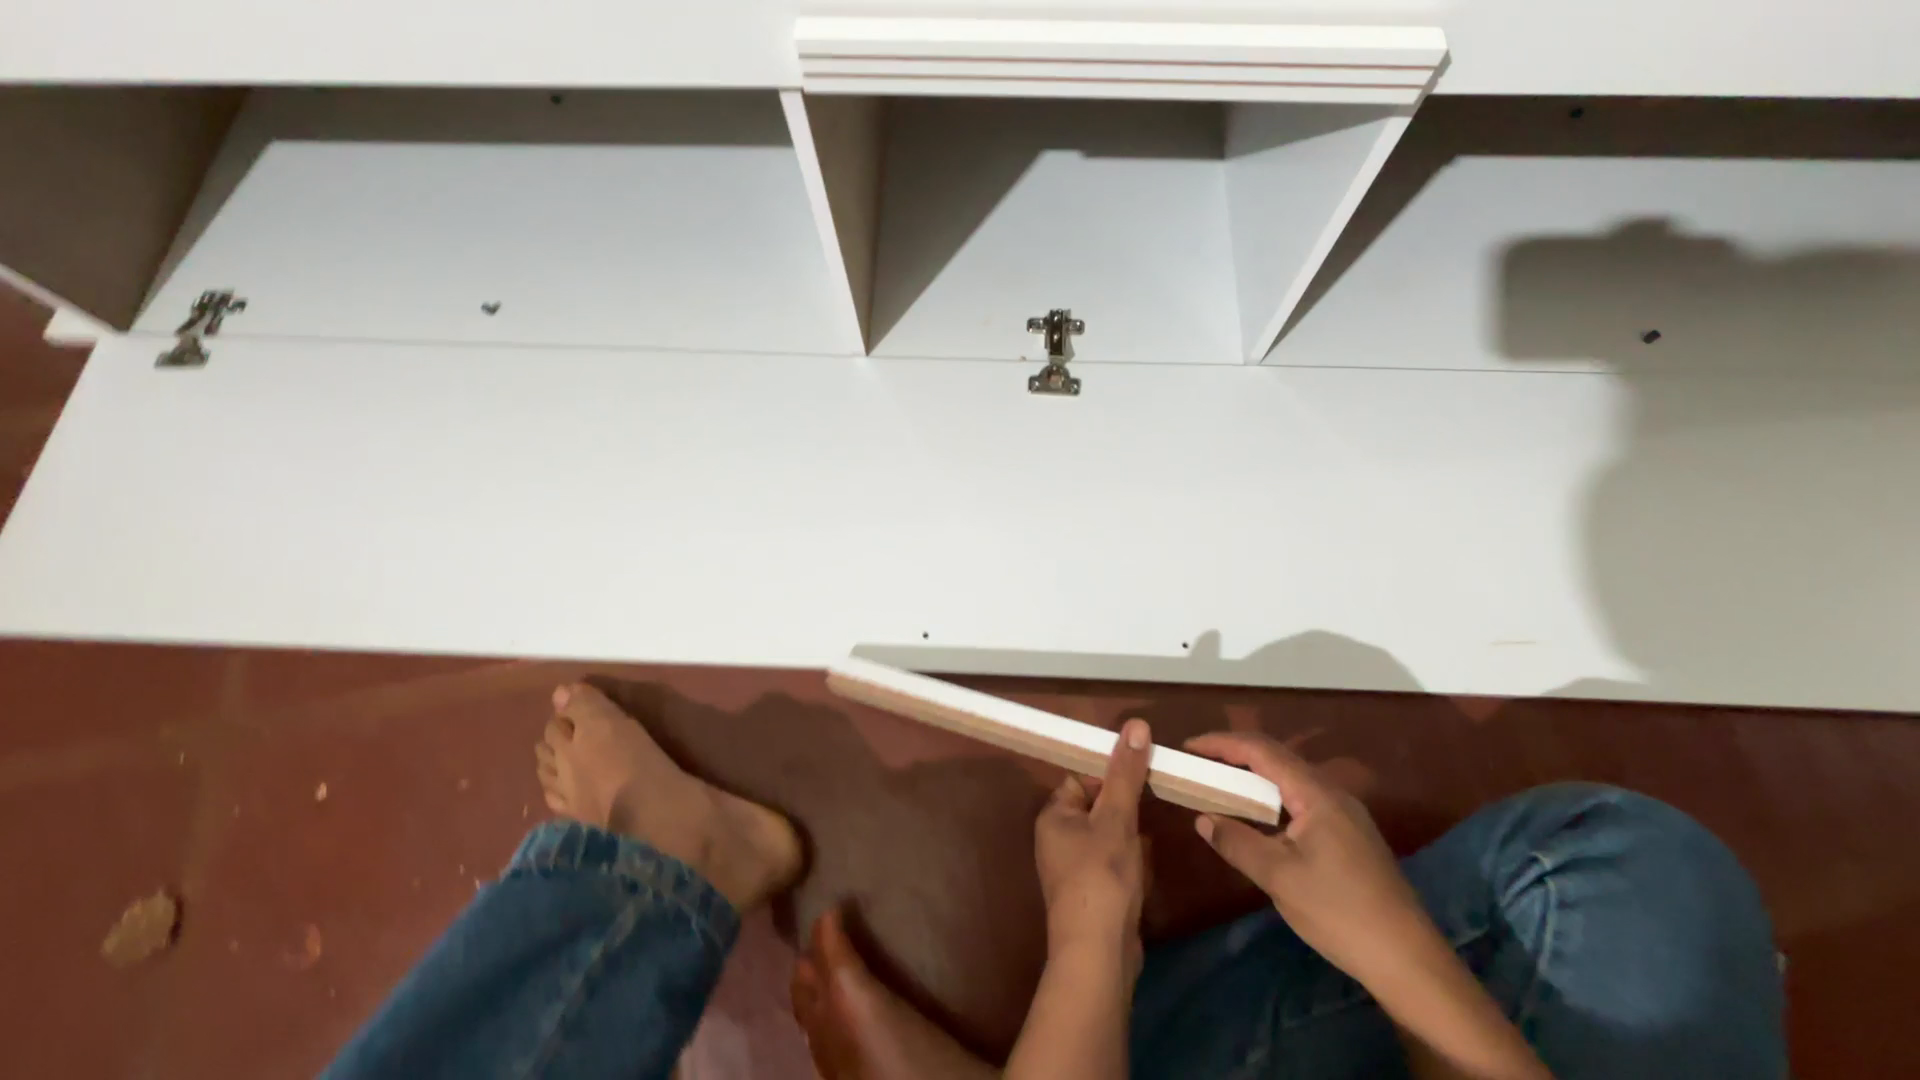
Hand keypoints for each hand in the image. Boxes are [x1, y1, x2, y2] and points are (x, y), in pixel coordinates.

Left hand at [1033, 719, 1152, 969]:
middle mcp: (1057, 839)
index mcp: (1053, 816)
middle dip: (1126, 809)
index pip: (1081, 778)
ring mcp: (1074, 869)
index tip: (1142, 774)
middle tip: (1153, 805)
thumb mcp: (1116, 818)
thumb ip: (1126, 773)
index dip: (1110, 775)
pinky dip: (1131, 864)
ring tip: (1149, 841)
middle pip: (1098, 807)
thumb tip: (1135, 724)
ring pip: (1110, 837)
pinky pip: (1114, 864)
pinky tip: (1145, 870)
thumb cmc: (1101, 876)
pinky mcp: (1093, 892)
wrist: (1099, 952)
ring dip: (1132, 838)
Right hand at [1186, 732, 1437, 985]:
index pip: (1262, 751)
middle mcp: (1333, 794)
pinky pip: (1302, 801)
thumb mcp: (1279, 877)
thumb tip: (1203, 819)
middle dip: (1234, 756)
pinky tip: (1256, 819)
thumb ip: (1237, 842)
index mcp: (1317, 794)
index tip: (1187, 747)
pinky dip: (1271, 800)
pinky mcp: (1349, 837)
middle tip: (1197, 764)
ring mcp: (1345, 815)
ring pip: (1291, 781)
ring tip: (1218, 786)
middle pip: (1278, 760)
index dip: (1221, 743)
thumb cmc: (1339, 911)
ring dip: (1253, 779)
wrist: (1407, 958)